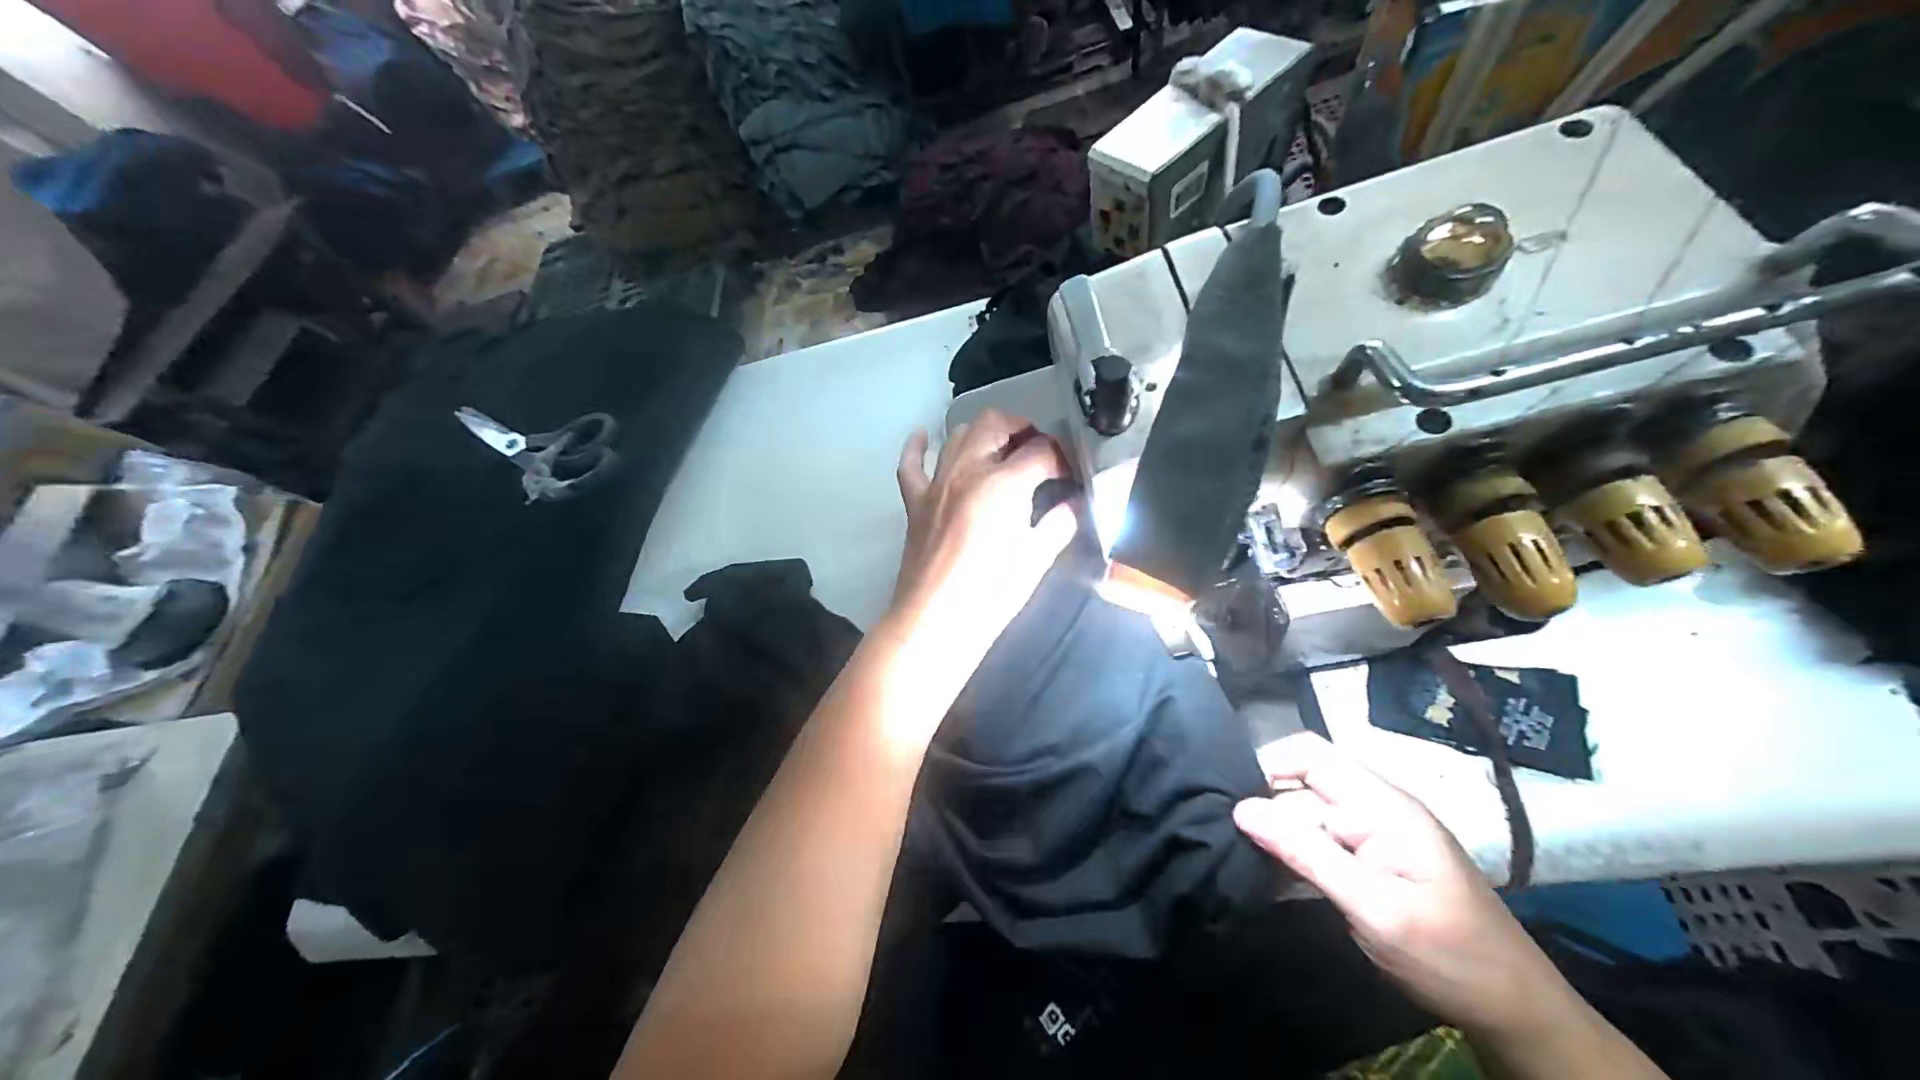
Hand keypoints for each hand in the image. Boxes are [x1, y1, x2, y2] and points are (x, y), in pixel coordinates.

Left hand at [890, 409, 1077, 660]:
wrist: (936, 621)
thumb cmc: (991, 594)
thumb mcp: (1036, 558)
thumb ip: (1059, 523)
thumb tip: (1074, 504)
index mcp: (1004, 483)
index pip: (1041, 451)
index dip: (1061, 458)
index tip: (1069, 474)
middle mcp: (968, 470)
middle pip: (996, 424)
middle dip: (1022, 429)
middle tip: (1038, 450)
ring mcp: (937, 483)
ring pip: (959, 435)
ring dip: (983, 434)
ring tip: (1001, 450)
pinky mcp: (915, 501)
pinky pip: (911, 463)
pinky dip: (918, 447)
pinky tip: (924, 437)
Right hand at [1232, 734, 1576, 1039]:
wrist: (1516, 1013)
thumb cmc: (1451, 956)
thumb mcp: (1375, 907)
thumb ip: (1307, 853)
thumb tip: (1240, 808)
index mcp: (1382, 805)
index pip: (1309, 755)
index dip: (1265, 765)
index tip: (1229, 802)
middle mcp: (1373, 809)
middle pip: (1299, 786)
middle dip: (1263, 807)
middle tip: (1226, 841)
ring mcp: (1370, 836)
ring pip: (1302, 816)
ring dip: (1273, 836)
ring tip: (1239, 859)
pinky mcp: (1366, 862)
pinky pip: (1314, 844)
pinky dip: (1290, 857)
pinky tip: (1267, 877)